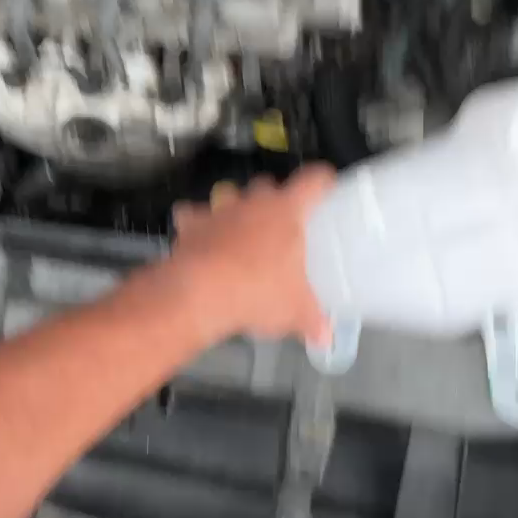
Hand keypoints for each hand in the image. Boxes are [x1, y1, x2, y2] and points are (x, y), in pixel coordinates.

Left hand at [165, 165, 336, 342]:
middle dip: (274, 199)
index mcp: (287, 212)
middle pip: (268, 185)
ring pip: (229, 194)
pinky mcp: (191, 223)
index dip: (322, 181)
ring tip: (240, 230)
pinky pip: (192, 213)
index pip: (312, 181)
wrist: (200, 293)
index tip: (327, 186)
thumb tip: (325, 337)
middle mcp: (253, 202)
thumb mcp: (295, 312)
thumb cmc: (257, 293)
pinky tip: (200, 236)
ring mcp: (219, 210)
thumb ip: (313, 320)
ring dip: (235, 208)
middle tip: (281, 224)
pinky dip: (196, 222)